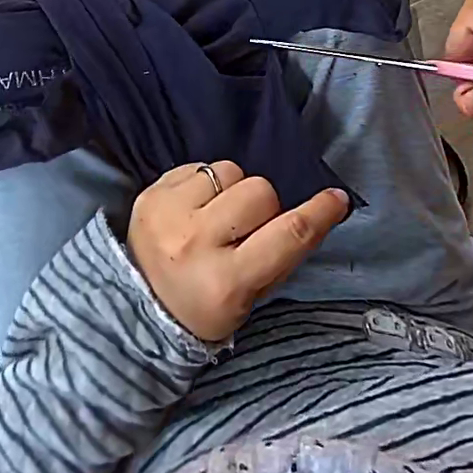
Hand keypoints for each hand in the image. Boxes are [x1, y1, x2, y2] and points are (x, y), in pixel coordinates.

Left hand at [127, 162, 349, 340]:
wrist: (136, 307)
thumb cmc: (205, 304)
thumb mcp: (251, 296)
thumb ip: (282, 252)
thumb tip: (320, 208)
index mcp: (226, 283)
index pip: (288, 235)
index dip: (319, 212)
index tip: (336, 198)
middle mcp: (195, 244)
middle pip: (260, 191)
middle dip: (263, 206)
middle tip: (245, 228)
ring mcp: (167, 215)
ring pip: (230, 171)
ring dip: (232, 190)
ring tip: (215, 216)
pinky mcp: (150, 193)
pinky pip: (199, 165)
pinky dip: (205, 183)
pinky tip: (193, 208)